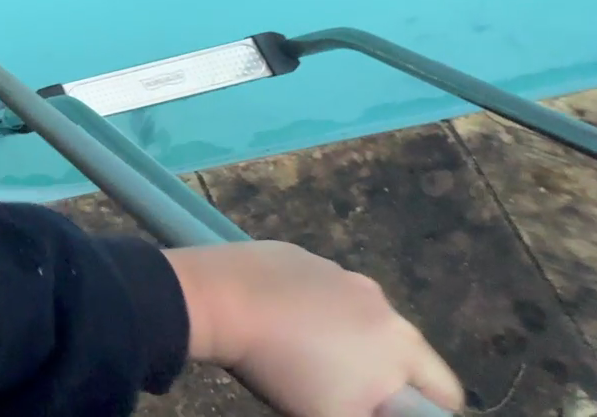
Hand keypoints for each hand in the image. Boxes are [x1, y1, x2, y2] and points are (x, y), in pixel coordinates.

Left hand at [164, 242, 463, 416]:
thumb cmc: (278, 365)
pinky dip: (305, 302)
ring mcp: (330, 267)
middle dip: (378, 371)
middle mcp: (377, 297)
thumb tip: (376, 406)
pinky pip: (316, 287)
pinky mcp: (292, 251)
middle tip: (332, 381)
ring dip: (342, 335)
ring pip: (357, 316)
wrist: (208, 299)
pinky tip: (271, 311)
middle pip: (400, 350)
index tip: (375, 409)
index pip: (443, 391)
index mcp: (402, 341)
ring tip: (295, 345)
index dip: (416, 411)